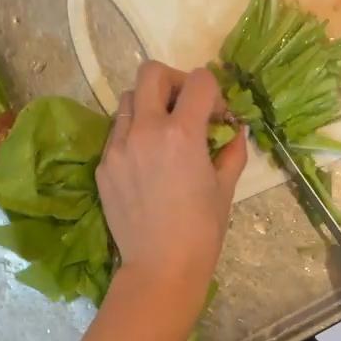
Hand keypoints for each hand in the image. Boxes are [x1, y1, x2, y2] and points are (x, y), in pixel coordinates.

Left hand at [96, 61, 247, 305]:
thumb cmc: (202, 233)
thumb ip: (232, 153)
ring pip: (128, 100)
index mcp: (182, 134)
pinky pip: (117, 134)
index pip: (199, 81)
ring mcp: (119, 147)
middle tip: (185, 108)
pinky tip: (147, 165)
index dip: (213, 93)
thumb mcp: (224, 190)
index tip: (216, 117)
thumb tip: (237, 133)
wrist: (161, 268)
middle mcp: (146, 130)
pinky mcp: (104, 166)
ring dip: (149, 107)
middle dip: (173, 82)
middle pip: (151, 73)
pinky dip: (134, 136)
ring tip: (162, 136)